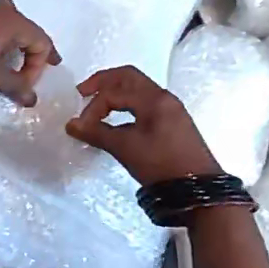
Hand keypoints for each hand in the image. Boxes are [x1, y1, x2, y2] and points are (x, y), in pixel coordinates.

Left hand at [0, 0, 59, 107]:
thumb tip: (32, 99)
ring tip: (12, 59)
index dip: (39, 67)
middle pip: (27, 31)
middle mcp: (3, 7)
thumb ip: (17, 87)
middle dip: (32, 51)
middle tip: (36, 66)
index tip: (25, 85)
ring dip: (14, 43)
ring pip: (9, 25)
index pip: (41, 43)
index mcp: (16, 21)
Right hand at [65, 66, 222, 185]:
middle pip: (128, 77)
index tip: (81, 127)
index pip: (114, 92)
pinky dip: (125, 107)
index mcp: (154, 99)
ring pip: (137, 90)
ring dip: (114, 95)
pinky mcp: (172, 123)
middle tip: (82, 93)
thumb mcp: (125, 148)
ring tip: (96, 109)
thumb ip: (97, 133)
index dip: (93, 107)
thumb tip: (71, 124)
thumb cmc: (161, 164)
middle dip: (103, 83)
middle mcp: (163, 97)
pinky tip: (115, 123)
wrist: (197, 190)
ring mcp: (170, 109)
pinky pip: (144, 104)